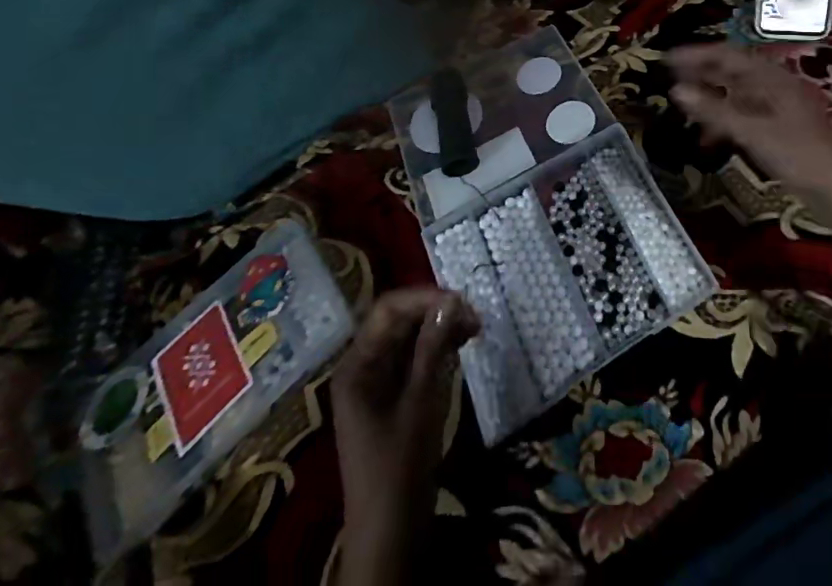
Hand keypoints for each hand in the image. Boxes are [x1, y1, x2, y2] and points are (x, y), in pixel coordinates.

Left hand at [330, 288, 478, 584]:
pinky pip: (410, 360)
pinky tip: (459, 347)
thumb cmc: (400, 468)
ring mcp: (374, 380)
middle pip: (396, 320)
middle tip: (475, 318)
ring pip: (406, 338)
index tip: (464, 303)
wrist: (388, 532)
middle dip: (434, 311)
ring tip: (474, 329)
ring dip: (437, 329)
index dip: (425, 298)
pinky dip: (434, 350)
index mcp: (357, 363)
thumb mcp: (421, 404)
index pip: (388, 310)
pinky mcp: (389, 396)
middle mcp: (361, 364)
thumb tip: (451, 302)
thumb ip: (433, 350)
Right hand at [666, 43, 831, 186]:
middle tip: (672, 78)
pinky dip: (724, 121)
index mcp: (773, 80)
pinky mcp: (781, 130)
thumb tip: (677, 91)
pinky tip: (709, 138)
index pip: (729, 56)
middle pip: (733, 72)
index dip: (697, 54)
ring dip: (711, 99)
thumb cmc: (799, 156)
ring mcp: (780, 109)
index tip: (669, 59)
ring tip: (685, 107)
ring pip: (738, 95)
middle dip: (702, 74)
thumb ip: (713, 111)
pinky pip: (745, 115)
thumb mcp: (751, 132)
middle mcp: (777, 88)